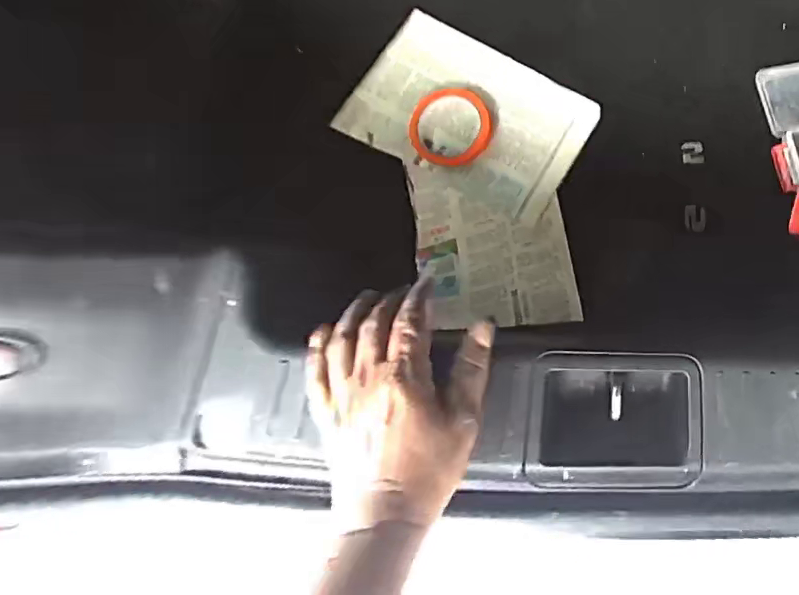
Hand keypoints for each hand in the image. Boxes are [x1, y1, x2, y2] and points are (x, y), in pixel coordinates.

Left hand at [306, 275, 494, 533]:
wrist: (382, 517)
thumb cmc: (430, 468)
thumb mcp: (465, 417)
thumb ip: (473, 368)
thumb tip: (483, 325)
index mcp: (404, 377)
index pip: (410, 322)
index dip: (420, 296)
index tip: (430, 280)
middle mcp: (368, 380)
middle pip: (373, 325)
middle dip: (389, 299)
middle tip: (405, 288)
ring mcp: (342, 397)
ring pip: (341, 342)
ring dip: (354, 314)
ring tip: (367, 298)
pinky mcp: (327, 416)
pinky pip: (315, 374)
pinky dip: (318, 349)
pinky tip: (323, 333)